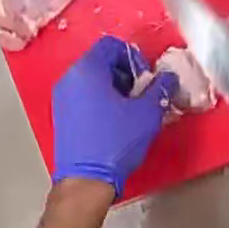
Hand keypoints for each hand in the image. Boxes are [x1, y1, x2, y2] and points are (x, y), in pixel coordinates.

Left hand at [51, 35, 178, 195]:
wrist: (86, 181)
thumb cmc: (115, 144)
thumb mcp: (147, 114)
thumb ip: (160, 89)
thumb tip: (167, 78)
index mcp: (87, 69)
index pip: (112, 45)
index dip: (135, 58)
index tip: (146, 81)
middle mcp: (70, 79)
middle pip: (101, 63)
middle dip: (125, 76)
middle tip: (140, 97)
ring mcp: (62, 100)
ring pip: (92, 83)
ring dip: (114, 91)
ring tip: (129, 114)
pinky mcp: (61, 119)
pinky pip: (83, 100)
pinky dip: (100, 104)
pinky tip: (113, 126)